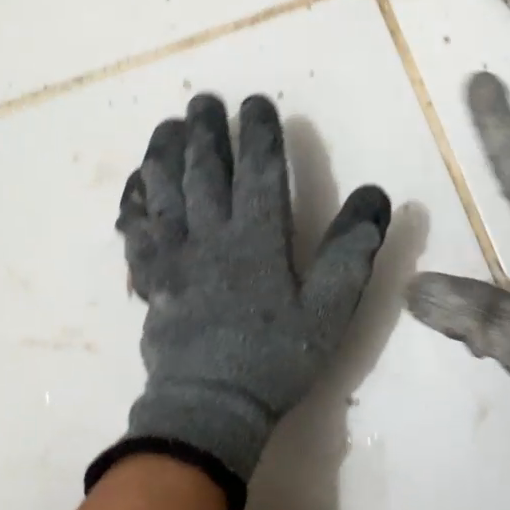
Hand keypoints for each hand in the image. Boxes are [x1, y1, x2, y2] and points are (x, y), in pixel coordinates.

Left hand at [87, 94, 390, 509]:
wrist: (211, 409)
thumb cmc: (278, 357)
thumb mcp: (331, 308)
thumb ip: (352, 249)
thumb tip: (375, 194)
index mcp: (258, 238)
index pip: (258, 171)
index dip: (258, 134)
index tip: (257, 104)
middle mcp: (211, 236)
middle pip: (205, 172)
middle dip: (207, 131)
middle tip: (206, 100)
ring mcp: (174, 258)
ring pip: (165, 192)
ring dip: (166, 154)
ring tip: (169, 126)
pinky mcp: (152, 282)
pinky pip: (136, 232)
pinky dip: (134, 203)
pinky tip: (134, 186)